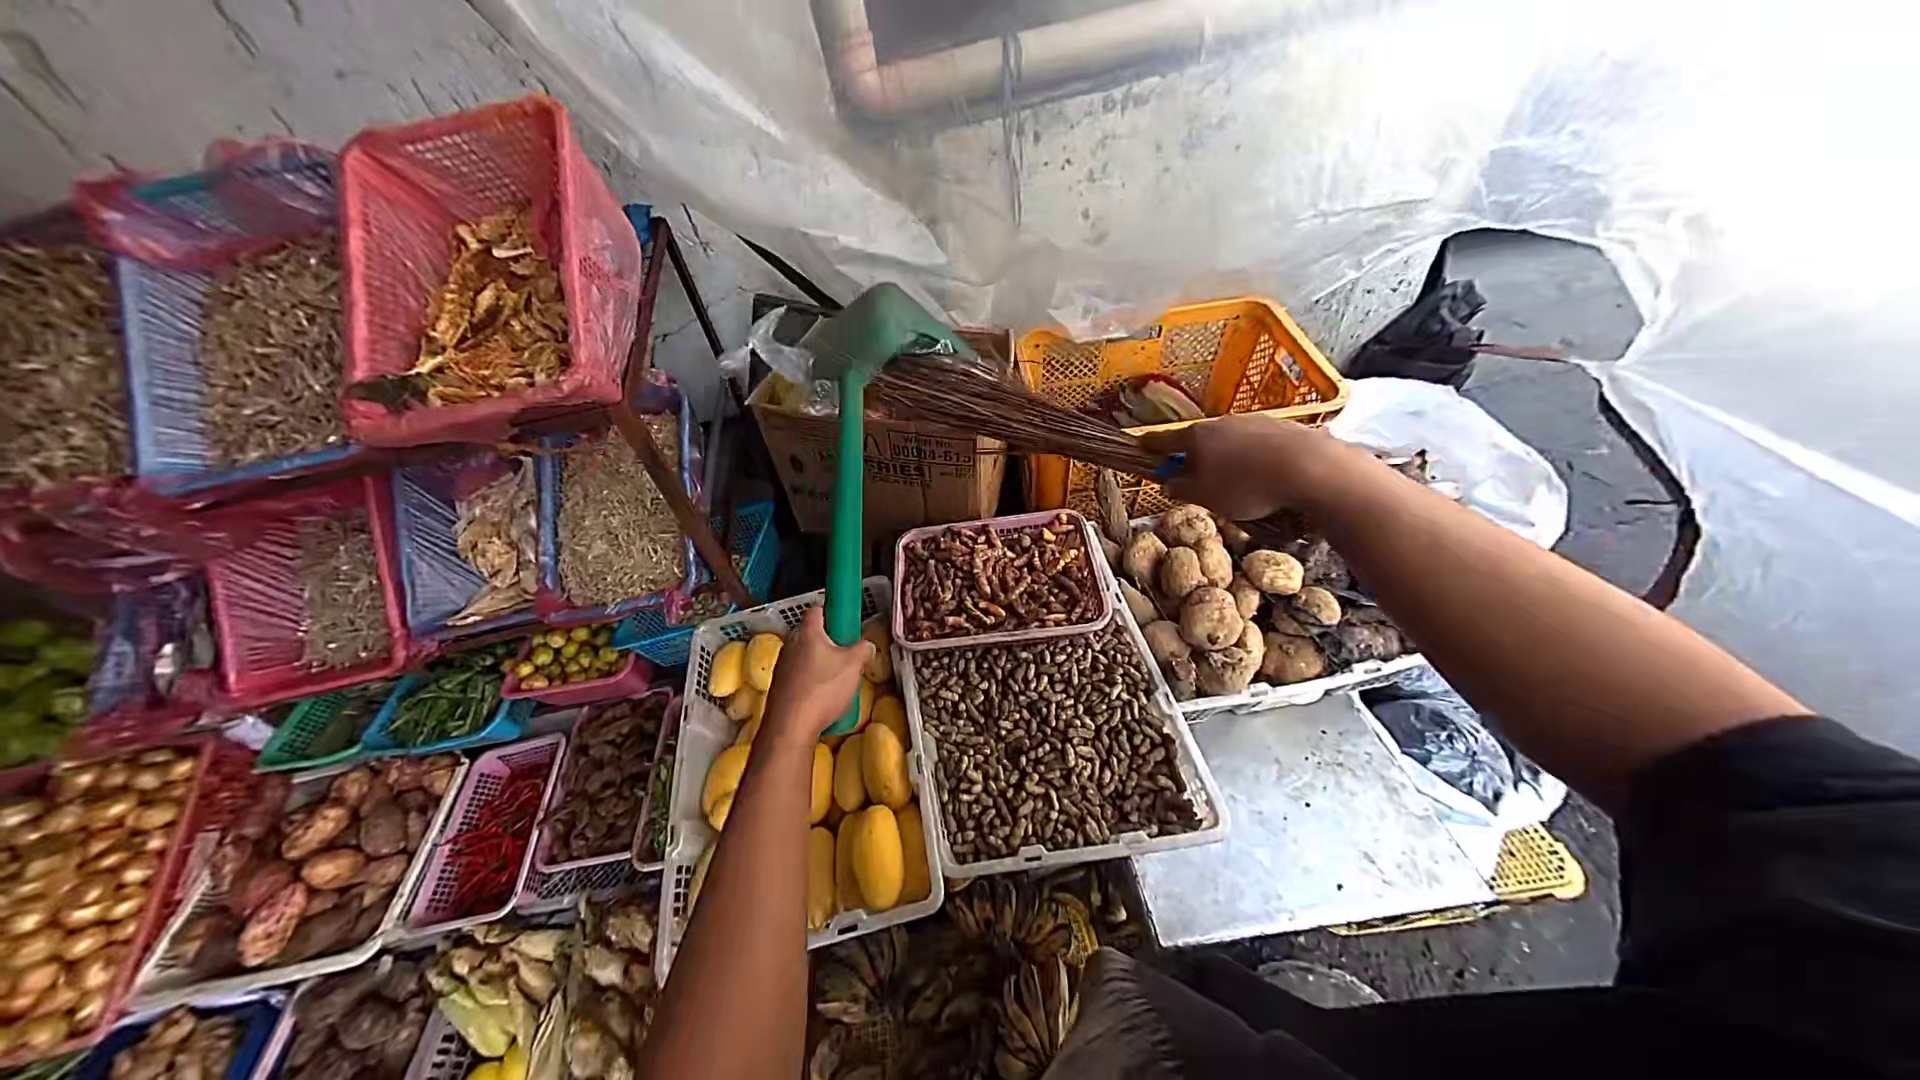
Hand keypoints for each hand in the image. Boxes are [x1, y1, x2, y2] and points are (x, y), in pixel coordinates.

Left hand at [759, 608, 873, 748]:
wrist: (790, 726)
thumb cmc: (821, 689)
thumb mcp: (854, 666)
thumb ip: (863, 650)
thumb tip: (867, 645)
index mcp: (808, 632)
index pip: (817, 610)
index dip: (832, 613)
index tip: (844, 622)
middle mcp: (791, 645)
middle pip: (812, 635)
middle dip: (830, 643)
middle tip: (846, 655)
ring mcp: (782, 666)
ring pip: (805, 657)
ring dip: (820, 664)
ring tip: (837, 681)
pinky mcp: (779, 687)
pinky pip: (799, 677)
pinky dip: (811, 682)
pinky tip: (823, 698)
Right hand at [1143, 414, 1358, 520]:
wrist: (1309, 468)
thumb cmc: (1246, 486)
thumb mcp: (1204, 496)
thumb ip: (1181, 488)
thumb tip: (1170, 481)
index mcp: (1197, 437)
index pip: (1165, 440)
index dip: (1151, 445)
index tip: (1140, 446)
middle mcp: (1224, 423)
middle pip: (1201, 438)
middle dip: (1195, 454)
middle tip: (1193, 474)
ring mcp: (1255, 422)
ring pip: (1232, 440)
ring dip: (1227, 456)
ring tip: (1234, 481)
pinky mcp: (1284, 428)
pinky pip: (1259, 444)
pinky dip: (1254, 457)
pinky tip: (1264, 476)